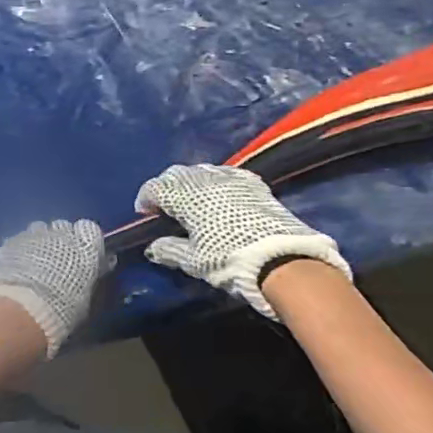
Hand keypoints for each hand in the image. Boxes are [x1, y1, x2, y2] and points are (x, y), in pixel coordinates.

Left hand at [0, 219, 110, 355]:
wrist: (25, 307)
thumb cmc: (65, 306)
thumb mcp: (89, 294)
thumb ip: (93, 274)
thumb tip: (100, 265)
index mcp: (85, 245)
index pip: (89, 229)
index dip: (85, 240)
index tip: (83, 253)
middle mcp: (58, 233)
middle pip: (62, 227)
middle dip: (61, 239)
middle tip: (59, 259)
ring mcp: (31, 235)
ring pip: (38, 229)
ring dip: (39, 241)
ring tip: (36, 260)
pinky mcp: (10, 241)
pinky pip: (19, 240)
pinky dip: (20, 249)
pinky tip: (17, 264)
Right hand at [133, 164, 351, 318]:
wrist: (286, 262)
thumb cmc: (228, 258)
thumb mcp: (192, 260)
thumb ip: (168, 250)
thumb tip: (153, 247)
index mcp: (182, 196)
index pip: (154, 188)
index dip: (146, 200)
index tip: (147, 216)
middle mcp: (203, 181)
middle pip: (176, 174)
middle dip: (166, 187)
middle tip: (167, 208)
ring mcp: (231, 181)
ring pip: (202, 170)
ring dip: (192, 182)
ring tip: (194, 200)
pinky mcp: (256, 186)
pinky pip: (229, 174)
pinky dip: (219, 181)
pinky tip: (222, 194)